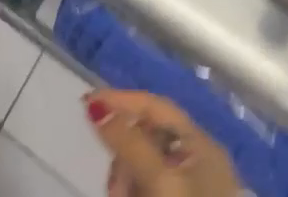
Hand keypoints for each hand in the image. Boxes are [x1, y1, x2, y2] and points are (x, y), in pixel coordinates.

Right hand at [85, 90, 242, 196]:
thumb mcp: (159, 180)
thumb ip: (128, 141)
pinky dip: (134, 191)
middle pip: (147, 137)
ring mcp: (193, 188)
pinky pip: (149, 187)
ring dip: (126, 180)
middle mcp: (199, 161)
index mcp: (201, 146)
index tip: (85, 105)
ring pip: (145, 166)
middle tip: (115, 187)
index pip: (154, 106)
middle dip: (123, 155)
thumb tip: (94, 105)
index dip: (120, 100)